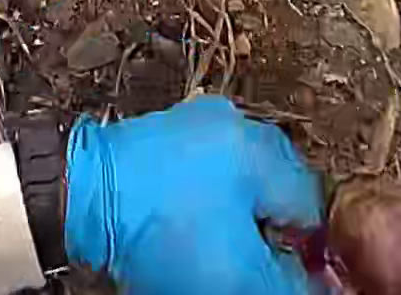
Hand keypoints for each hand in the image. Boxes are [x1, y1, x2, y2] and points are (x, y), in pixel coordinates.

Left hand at [65, 96, 321, 294]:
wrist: (88, 193)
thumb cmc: (162, 224)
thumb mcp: (241, 273)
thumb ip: (291, 283)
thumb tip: (312, 284)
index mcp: (258, 146)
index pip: (312, 203)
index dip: (310, 249)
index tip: (295, 274)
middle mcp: (232, 122)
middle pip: (280, 186)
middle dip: (275, 229)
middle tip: (256, 262)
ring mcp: (198, 122)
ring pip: (246, 179)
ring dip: (245, 217)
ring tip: (223, 248)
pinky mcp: (171, 133)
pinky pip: (214, 169)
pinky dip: (215, 199)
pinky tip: (197, 226)